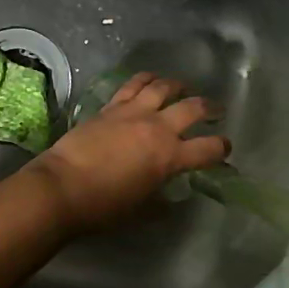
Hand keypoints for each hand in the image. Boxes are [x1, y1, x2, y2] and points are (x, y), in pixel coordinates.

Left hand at [24, 72, 228, 230]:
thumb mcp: (142, 209)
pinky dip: (147, 78)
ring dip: (179, 86)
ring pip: (164, 87)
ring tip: (185, 88)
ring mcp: (134, 112)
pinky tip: (152, 79)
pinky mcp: (112, 106)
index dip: (221, 149)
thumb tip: (172, 193)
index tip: (225, 149)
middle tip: (216, 109)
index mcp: (170, 157)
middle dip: (210, 107)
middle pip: (193, 108)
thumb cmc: (104, 206)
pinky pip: (134, 84)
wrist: (62, 187)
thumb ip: (162, 198)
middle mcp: (158, 128)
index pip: (208, 149)